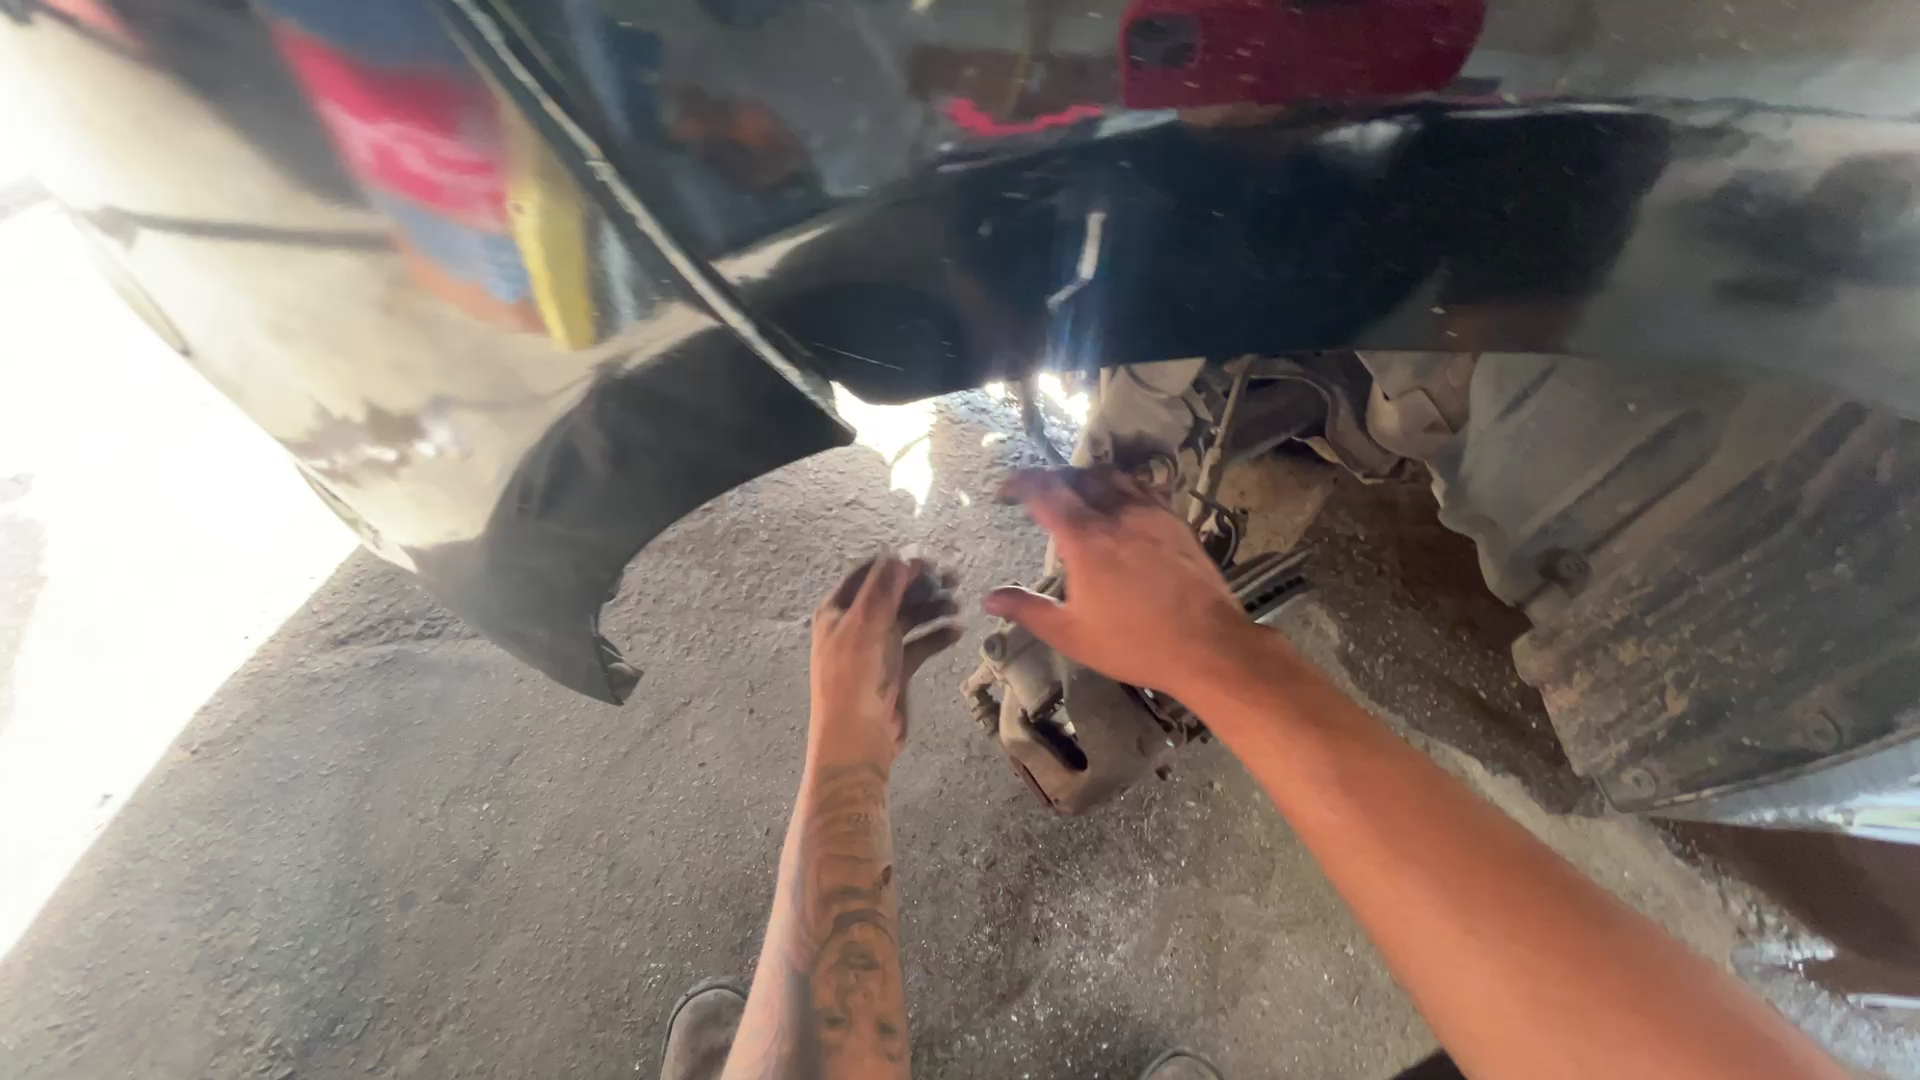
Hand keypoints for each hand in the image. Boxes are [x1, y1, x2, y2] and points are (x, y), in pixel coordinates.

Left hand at [809, 554, 961, 769]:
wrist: (858, 740)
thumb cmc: (855, 678)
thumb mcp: (866, 625)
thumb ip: (883, 587)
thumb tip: (902, 555)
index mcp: (838, 610)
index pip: (870, 572)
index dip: (898, 563)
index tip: (930, 560)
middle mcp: (856, 624)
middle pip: (893, 592)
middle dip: (922, 584)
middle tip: (953, 578)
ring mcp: (877, 647)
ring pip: (909, 616)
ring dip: (933, 607)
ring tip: (958, 604)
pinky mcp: (896, 668)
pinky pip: (920, 643)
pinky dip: (938, 634)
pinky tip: (957, 631)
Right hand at [984, 467, 1249, 699]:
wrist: (1207, 645)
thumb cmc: (1134, 644)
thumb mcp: (1071, 634)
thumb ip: (1028, 610)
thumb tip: (991, 599)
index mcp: (1084, 538)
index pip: (1044, 491)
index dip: (1018, 483)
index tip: (1005, 493)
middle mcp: (1116, 514)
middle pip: (1076, 476)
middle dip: (1050, 480)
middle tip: (1037, 498)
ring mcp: (1150, 513)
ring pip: (1111, 476)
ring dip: (1084, 479)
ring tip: (1074, 497)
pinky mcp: (1175, 521)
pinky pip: (1141, 487)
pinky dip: (1120, 487)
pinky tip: (1118, 506)